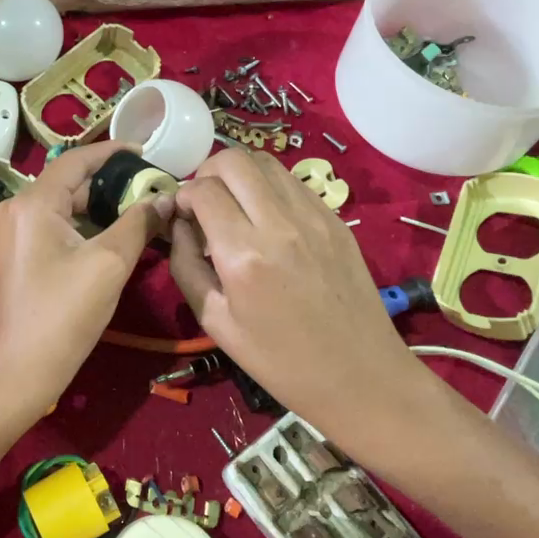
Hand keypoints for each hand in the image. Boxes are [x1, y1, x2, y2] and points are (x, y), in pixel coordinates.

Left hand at [0, 141, 173, 418]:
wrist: (23, 370)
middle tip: (155, 187)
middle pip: (72, 183)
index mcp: (33, 202)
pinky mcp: (23, 254)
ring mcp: (17, 232)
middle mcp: (18, 208)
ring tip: (145, 209)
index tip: (148, 152)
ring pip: (67, 206)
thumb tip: (167, 198)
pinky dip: (89, 226)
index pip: (76, 160)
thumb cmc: (64, 313)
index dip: (113, 152)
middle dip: (113, 184)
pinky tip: (120, 234)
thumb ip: (139, 223)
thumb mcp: (110, 263)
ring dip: (103, 206)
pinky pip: (59, 226)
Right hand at [168, 148, 426, 452]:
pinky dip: (269, 187)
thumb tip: (178, 224)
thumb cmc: (279, 361)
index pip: (202, 190)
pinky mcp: (336, 220)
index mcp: (244, 256)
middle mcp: (279, 224)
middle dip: (208, 171)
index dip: (183, 194)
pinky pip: (292, 182)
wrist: (361, 377)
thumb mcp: (214, 321)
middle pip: (233, 160)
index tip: (181, 214)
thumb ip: (186, 265)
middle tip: (204, 200)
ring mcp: (314, 217)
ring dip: (240, 174)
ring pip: (266, 162)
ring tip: (234, 203)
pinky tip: (266, 218)